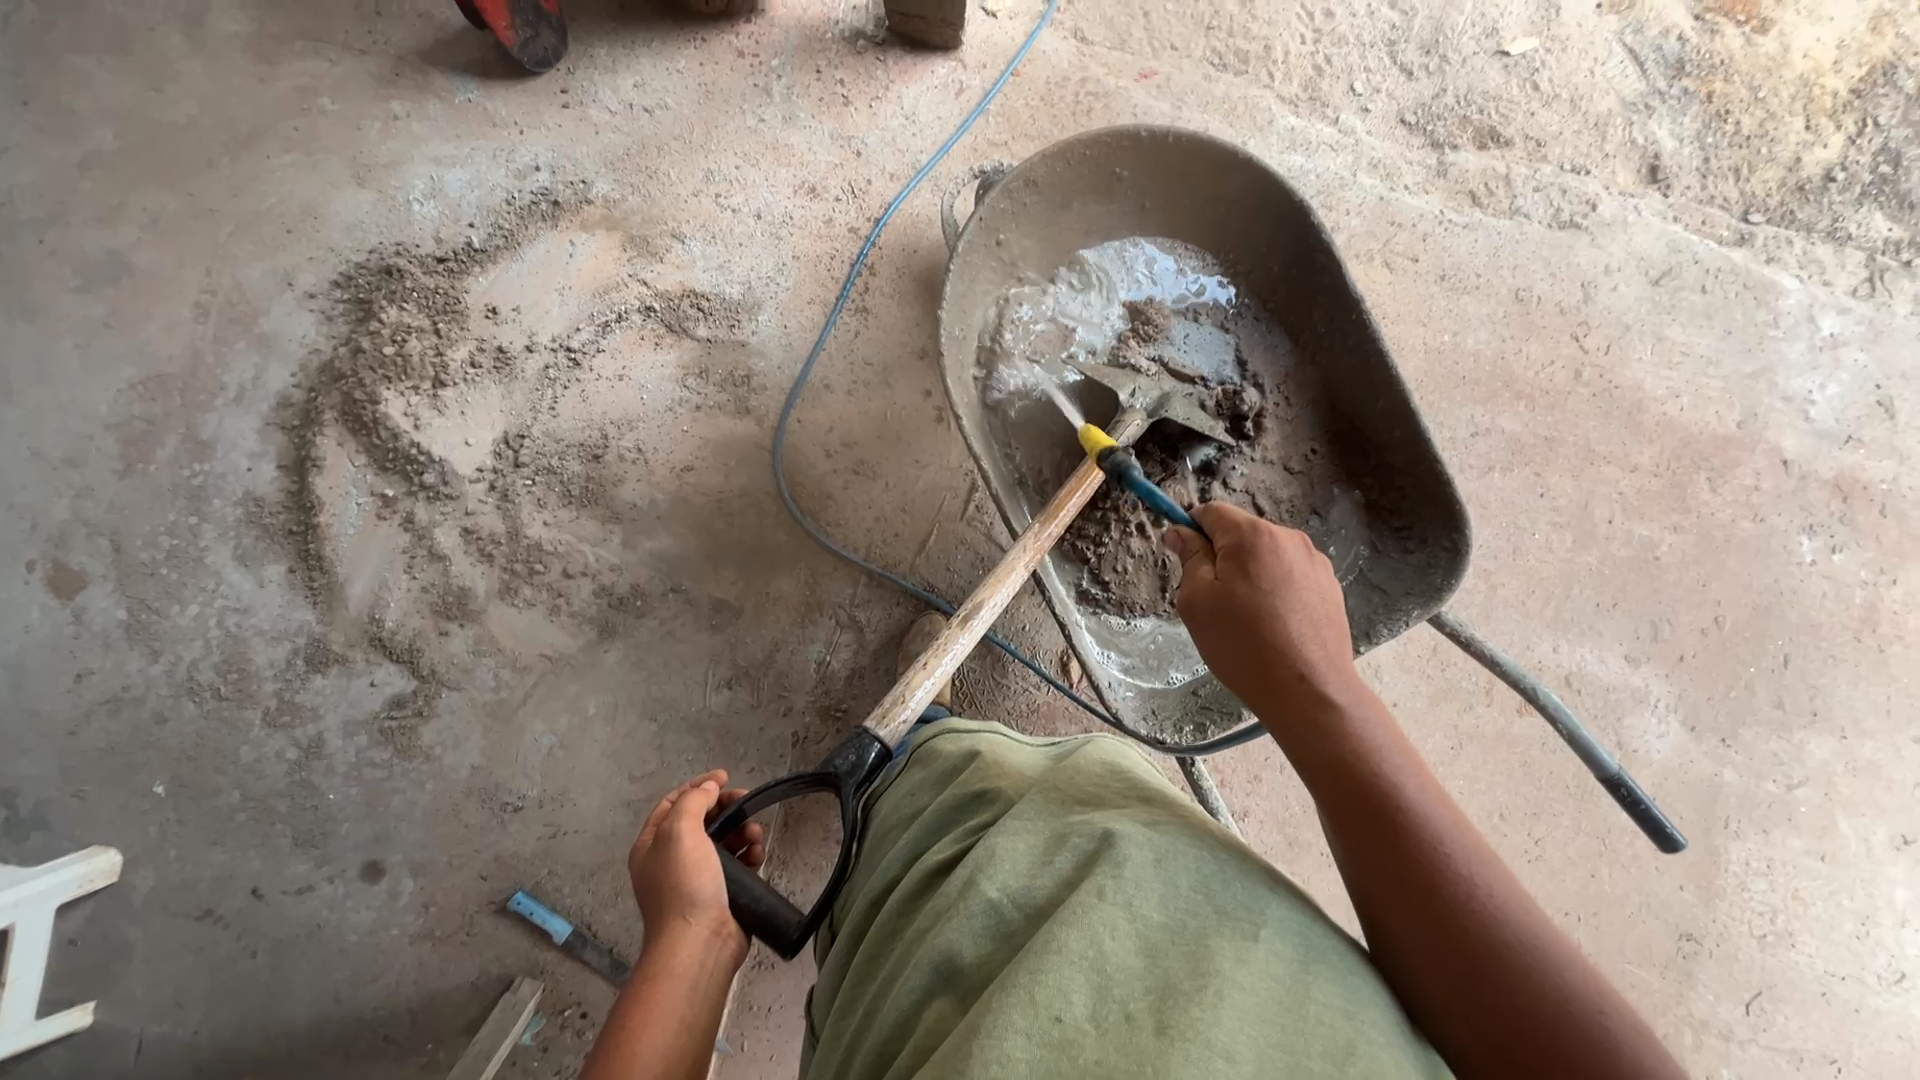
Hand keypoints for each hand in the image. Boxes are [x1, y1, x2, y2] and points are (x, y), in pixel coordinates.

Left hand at [628, 770, 766, 961]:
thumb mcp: (680, 832)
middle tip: (747, 801)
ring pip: (723, 840)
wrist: (699, 943)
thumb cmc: (684, 884)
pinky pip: (737, 863)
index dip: (697, 786)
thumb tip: (708, 789)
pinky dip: (749, 855)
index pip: (673, 802)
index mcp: (652, 844)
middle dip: (726, 807)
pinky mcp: (721, 892)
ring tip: (755, 835)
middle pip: (702, 819)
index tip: (724, 777)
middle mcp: (671, 858)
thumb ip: (693, 801)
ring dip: (742, 830)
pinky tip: (759, 855)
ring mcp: (697, 877)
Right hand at [1163, 502, 1366, 726]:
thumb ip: (1189, 558)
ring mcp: (1313, 561)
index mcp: (1251, 535)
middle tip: (1213, 600)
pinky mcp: (1329, 585)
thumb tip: (1180, 532)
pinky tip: (1273, 623)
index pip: (1211, 511)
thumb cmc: (1241, 644)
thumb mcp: (1197, 601)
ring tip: (1246, 617)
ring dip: (1249, 573)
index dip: (1191, 530)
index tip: (1184, 560)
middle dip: (1221, 556)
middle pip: (1241, 533)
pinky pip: (1289, 574)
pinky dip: (1274, 589)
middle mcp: (1287, 538)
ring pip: (1265, 554)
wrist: (1308, 690)